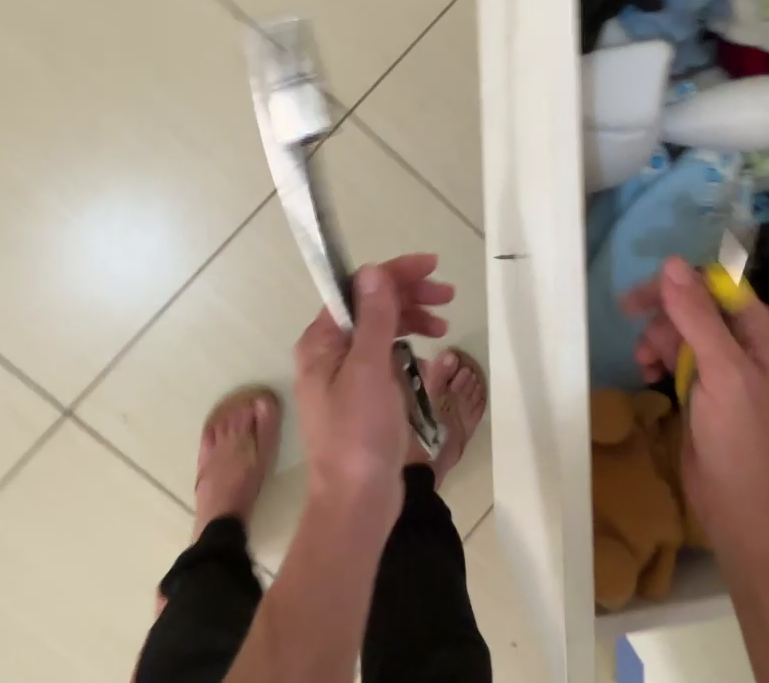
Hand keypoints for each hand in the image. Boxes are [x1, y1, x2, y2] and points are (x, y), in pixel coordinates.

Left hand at [293, 253, 454, 521]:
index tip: (432, 268)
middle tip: (447, 295)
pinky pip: (385, 355)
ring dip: (411, 318)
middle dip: (407, 295)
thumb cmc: (359, 433)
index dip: (394, 274)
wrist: (357, 501)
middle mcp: (329, 353)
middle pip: (370, 306)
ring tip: (444, 323)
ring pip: (380, 329)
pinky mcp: (364, 395)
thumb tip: (374, 270)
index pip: (356, 289)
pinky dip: (407, 345)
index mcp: (321, 342)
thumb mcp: (369, 369)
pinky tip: (426, 350)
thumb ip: (374, 317)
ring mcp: (346, 375)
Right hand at [623, 256, 768, 548]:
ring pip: (684, 329)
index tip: (640, 298)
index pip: (719, 285)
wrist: (742, 509)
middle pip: (699, 305)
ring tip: (643, 362)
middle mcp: (752, 342)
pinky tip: (649, 374)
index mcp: (767, 331)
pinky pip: (681, 356)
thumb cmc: (742, 439)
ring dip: (659, 339)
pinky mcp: (710, 387)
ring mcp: (730, 366)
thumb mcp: (721, 372)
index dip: (679, 285)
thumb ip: (697, 316)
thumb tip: (672, 264)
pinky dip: (661, 359)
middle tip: (630, 322)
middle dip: (665, 316)